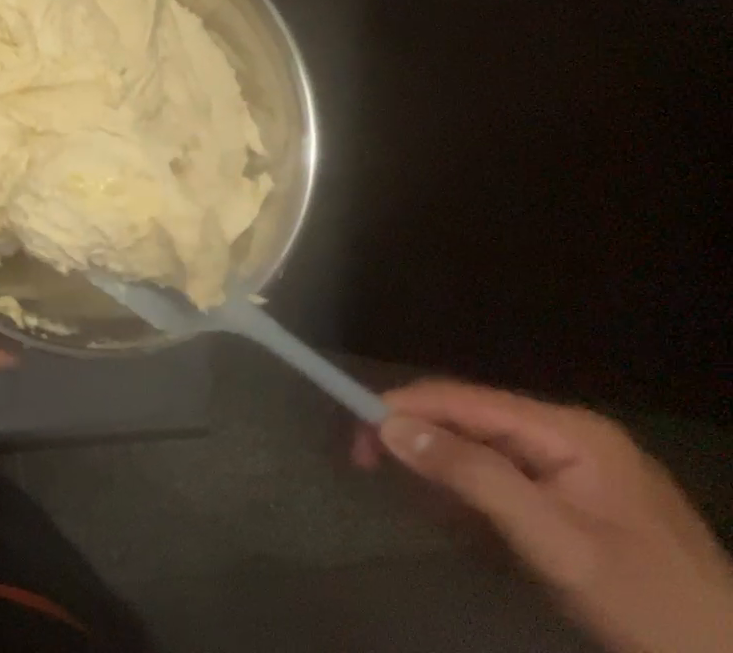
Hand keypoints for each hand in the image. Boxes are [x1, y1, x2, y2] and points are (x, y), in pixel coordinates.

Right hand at [355, 379, 732, 652]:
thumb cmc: (644, 600)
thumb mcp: (553, 540)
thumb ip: (473, 477)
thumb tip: (390, 425)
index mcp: (571, 432)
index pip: (463, 399)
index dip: (401, 409)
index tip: (355, 441)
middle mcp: (572, 434)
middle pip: (469, 416)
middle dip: (415, 435)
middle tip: (367, 466)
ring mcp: (579, 462)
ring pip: (481, 442)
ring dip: (440, 462)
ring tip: (412, 493)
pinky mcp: (578, 492)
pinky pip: (503, 469)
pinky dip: (468, 483)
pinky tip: (458, 511)